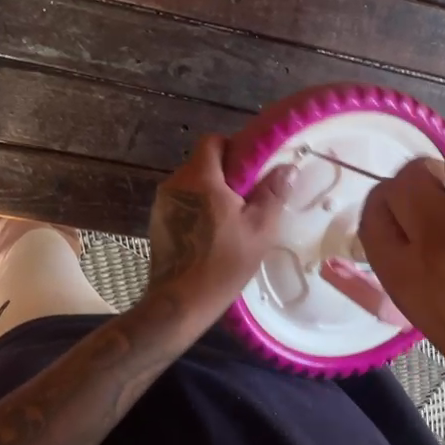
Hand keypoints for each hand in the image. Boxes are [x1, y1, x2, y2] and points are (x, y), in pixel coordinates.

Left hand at [146, 135, 295, 318]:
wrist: (180, 303)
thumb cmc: (222, 264)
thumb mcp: (259, 230)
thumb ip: (272, 194)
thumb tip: (287, 167)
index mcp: (200, 178)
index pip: (213, 141)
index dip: (234, 148)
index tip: (252, 168)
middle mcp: (176, 183)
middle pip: (203, 163)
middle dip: (226, 174)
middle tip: (248, 197)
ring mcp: (162, 203)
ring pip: (192, 183)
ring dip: (212, 192)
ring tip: (232, 219)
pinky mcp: (157, 221)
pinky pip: (182, 202)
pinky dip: (198, 208)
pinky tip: (212, 234)